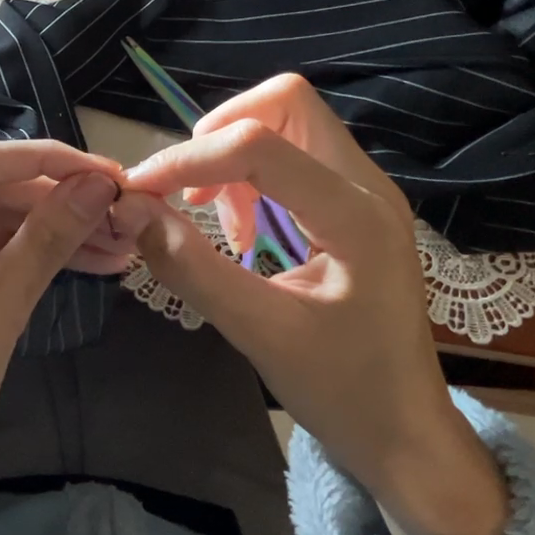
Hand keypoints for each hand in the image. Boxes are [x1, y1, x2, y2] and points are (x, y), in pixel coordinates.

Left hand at [0, 140, 125, 534]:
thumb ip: (45, 241)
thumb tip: (97, 188)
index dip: (45, 159)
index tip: (103, 171)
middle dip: (60, 197)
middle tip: (122, 208)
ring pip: (6, 216)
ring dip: (60, 226)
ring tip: (122, 240)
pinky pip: (3, 245)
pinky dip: (44, 251)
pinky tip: (95, 258)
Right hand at [122, 74, 509, 534]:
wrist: (406, 432)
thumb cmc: (342, 389)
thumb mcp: (257, 332)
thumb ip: (189, 266)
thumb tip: (129, 209)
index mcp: (356, 216)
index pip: (257, 144)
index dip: (186, 158)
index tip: (140, 193)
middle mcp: (366, 185)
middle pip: (285, 101)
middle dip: (219, 131)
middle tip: (186, 186)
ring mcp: (363, 190)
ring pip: (286, 119)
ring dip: (232, 151)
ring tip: (212, 214)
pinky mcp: (351, 203)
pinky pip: (291, 151)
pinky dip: (248, 171)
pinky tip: (237, 227)